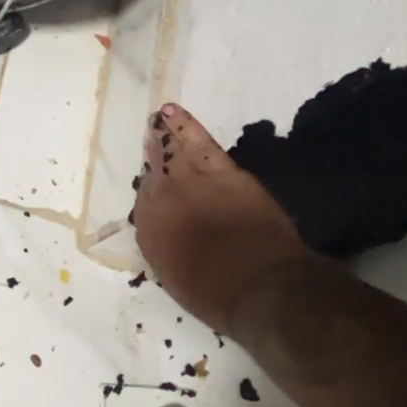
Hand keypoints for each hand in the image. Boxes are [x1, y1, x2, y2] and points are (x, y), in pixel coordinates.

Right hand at [133, 102, 311, 333]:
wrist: (261, 286)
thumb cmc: (214, 292)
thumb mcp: (172, 273)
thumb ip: (162, 241)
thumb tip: (162, 224)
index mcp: (150, 226)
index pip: (144, 197)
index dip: (149, 186)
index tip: (151, 178)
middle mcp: (165, 199)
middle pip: (157, 167)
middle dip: (153, 150)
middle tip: (150, 133)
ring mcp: (196, 182)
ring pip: (176, 149)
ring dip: (168, 131)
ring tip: (162, 114)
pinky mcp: (227, 174)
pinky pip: (203, 144)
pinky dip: (190, 128)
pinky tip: (181, 118)